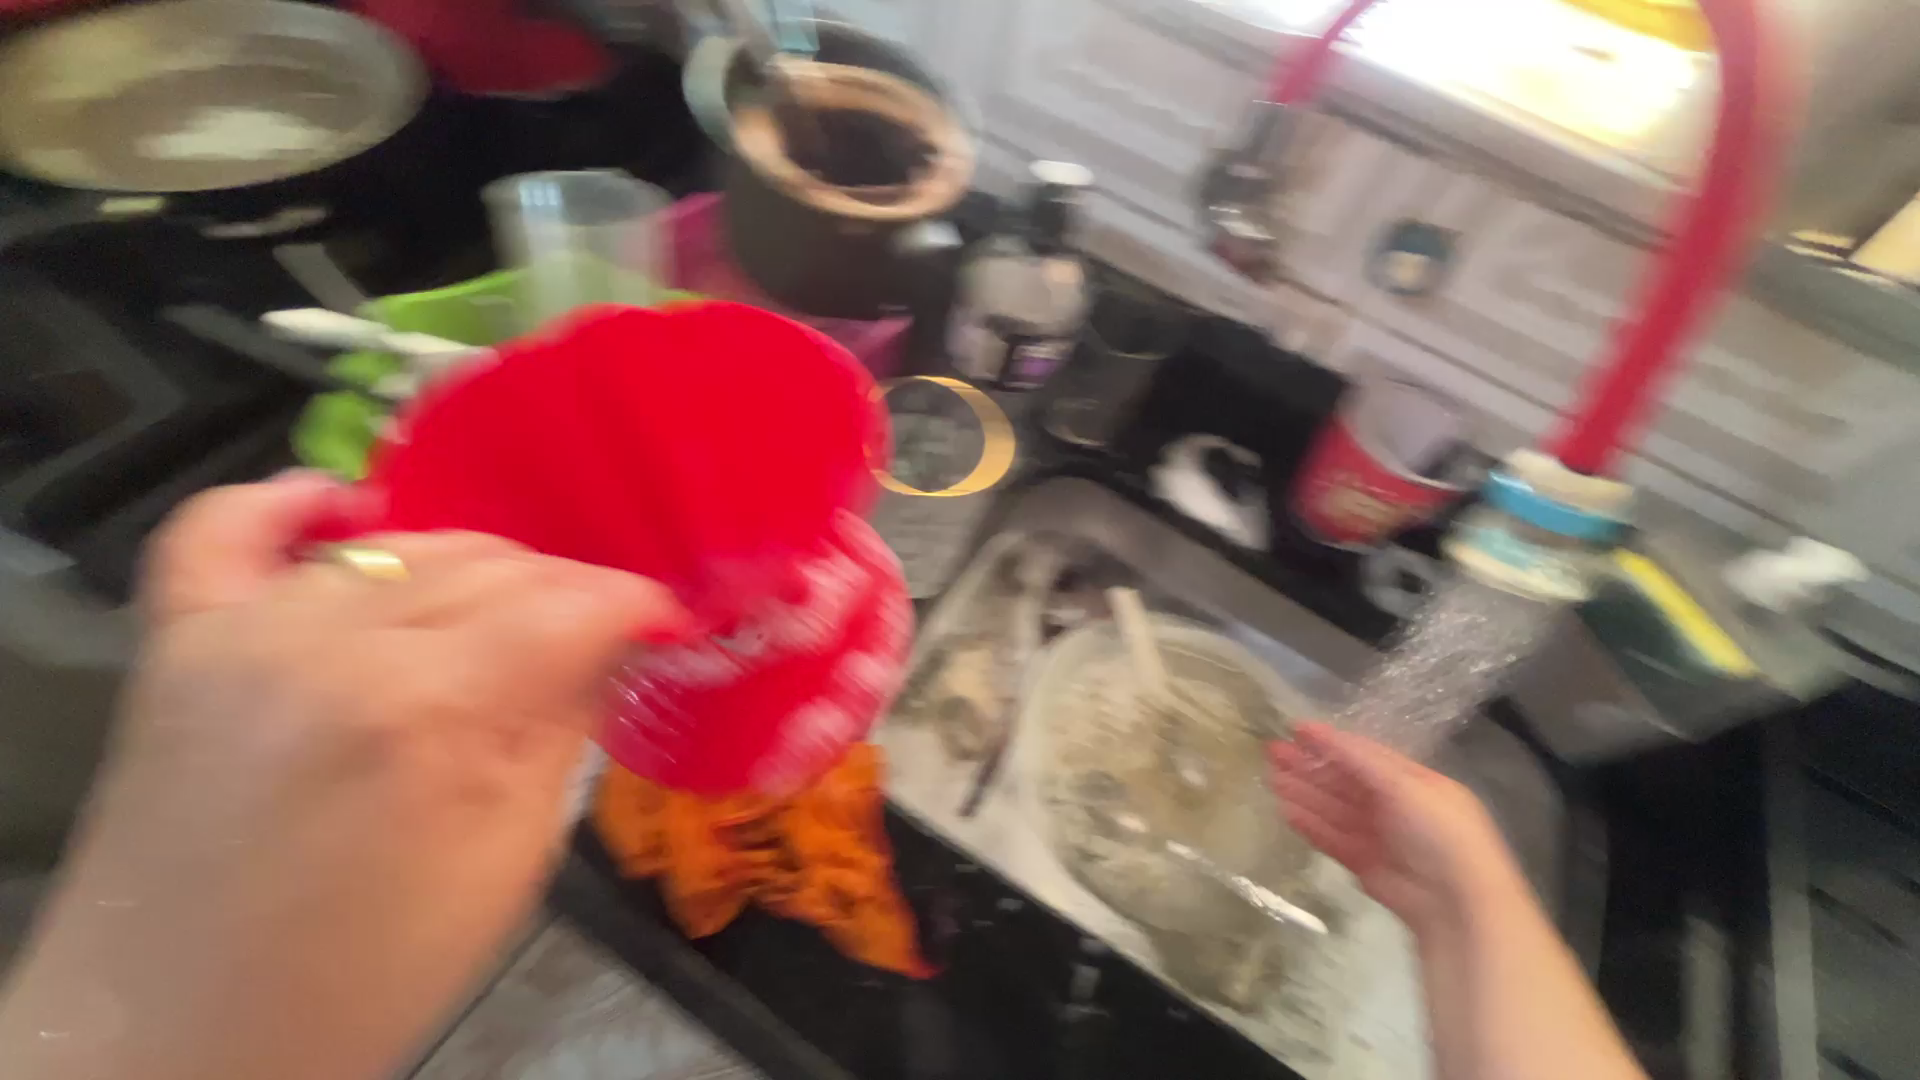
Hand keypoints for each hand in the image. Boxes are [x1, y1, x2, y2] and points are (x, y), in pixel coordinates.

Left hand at [0, 473, 689, 1079]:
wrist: (175, 1046)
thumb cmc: (378, 967)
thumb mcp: (518, 852)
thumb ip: (570, 720)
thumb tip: (622, 644)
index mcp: (429, 708)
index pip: (571, 607)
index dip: (639, 604)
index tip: (674, 621)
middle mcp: (333, 647)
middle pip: (498, 567)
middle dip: (576, 589)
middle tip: (610, 629)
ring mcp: (243, 637)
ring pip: (405, 546)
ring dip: (484, 565)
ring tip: (521, 608)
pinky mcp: (180, 648)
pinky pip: (225, 531)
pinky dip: (293, 507)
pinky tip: (350, 510)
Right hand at [1267, 723, 1520, 938]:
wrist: (1458, 903)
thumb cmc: (1439, 832)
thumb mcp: (1405, 785)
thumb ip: (1359, 759)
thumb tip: (1319, 733)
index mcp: (1412, 781)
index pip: (1363, 755)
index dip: (1329, 742)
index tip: (1294, 729)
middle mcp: (1394, 805)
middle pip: (1343, 780)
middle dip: (1308, 765)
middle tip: (1272, 752)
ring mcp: (1378, 835)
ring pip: (1332, 807)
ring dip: (1302, 791)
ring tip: (1270, 777)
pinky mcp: (1364, 863)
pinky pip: (1331, 838)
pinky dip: (1309, 824)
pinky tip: (1285, 810)